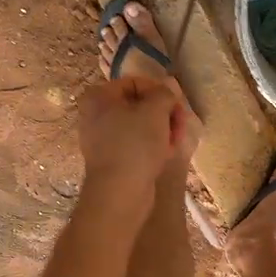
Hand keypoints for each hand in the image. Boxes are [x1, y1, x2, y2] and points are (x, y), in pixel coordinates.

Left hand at [76, 75, 187, 213]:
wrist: (120, 193)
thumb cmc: (135, 145)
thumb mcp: (155, 110)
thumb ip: (164, 93)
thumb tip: (166, 91)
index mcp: (99, 97)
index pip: (136, 82)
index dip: (160, 91)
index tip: (176, 106)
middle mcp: (96, 114)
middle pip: (139, 104)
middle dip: (164, 113)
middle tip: (180, 125)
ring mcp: (102, 139)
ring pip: (140, 125)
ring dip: (162, 130)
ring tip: (175, 142)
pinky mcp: (112, 159)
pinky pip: (136, 144)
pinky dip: (153, 146)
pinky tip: (166, 154)